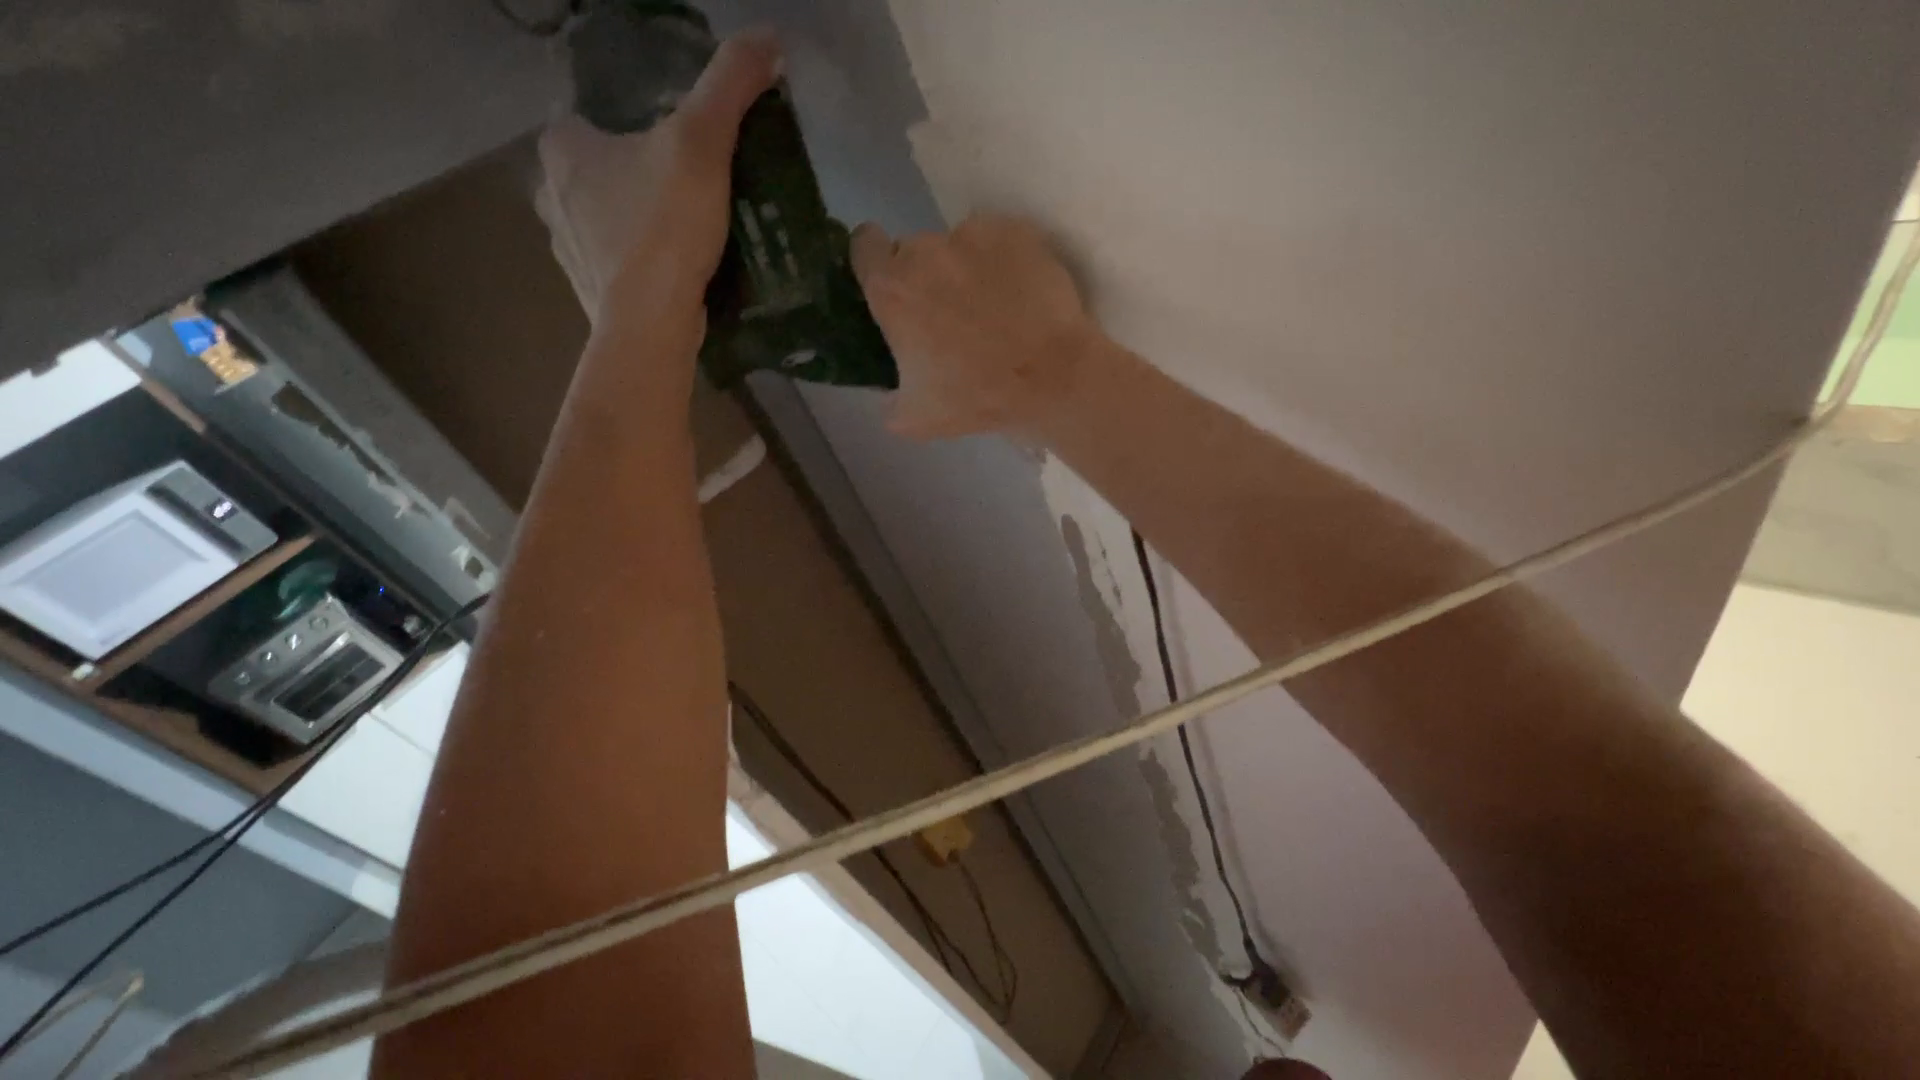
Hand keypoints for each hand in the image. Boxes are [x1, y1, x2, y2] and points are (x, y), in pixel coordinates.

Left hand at [536, 29, 780, 327]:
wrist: (652, 324)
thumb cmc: (665, 226)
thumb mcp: (703, 141)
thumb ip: (730, 84)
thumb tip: (769, 38)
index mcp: (562, 148)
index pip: (589, 113)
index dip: (630, 118)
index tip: (673, 133)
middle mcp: (552, 195)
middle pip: (600, 168)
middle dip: (636, 172)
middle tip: (690, 181)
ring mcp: (567, 249)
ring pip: (607, 218)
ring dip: (639, 219)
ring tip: (690, 225)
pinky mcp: (589, 293)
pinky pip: (618, 263)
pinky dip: (643, 262)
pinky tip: (678, 268)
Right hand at [851, 215, 1101, 438]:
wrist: (1052, 377)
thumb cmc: (977, 398)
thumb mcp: (914, 417)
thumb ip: (888, 398)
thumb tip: (891, 392)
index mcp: (891, 290)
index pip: (864, 247)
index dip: (875, 263)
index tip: (891, 286)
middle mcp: (925, 251)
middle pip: (913, 251)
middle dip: (924, 276)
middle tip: (948, 313)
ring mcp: (973, 235)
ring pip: (958, 244)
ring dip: (965, 268)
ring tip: (993, 305)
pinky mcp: (1016, 231)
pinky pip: (999, 240)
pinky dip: (1004, 260)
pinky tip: (1020, 293)